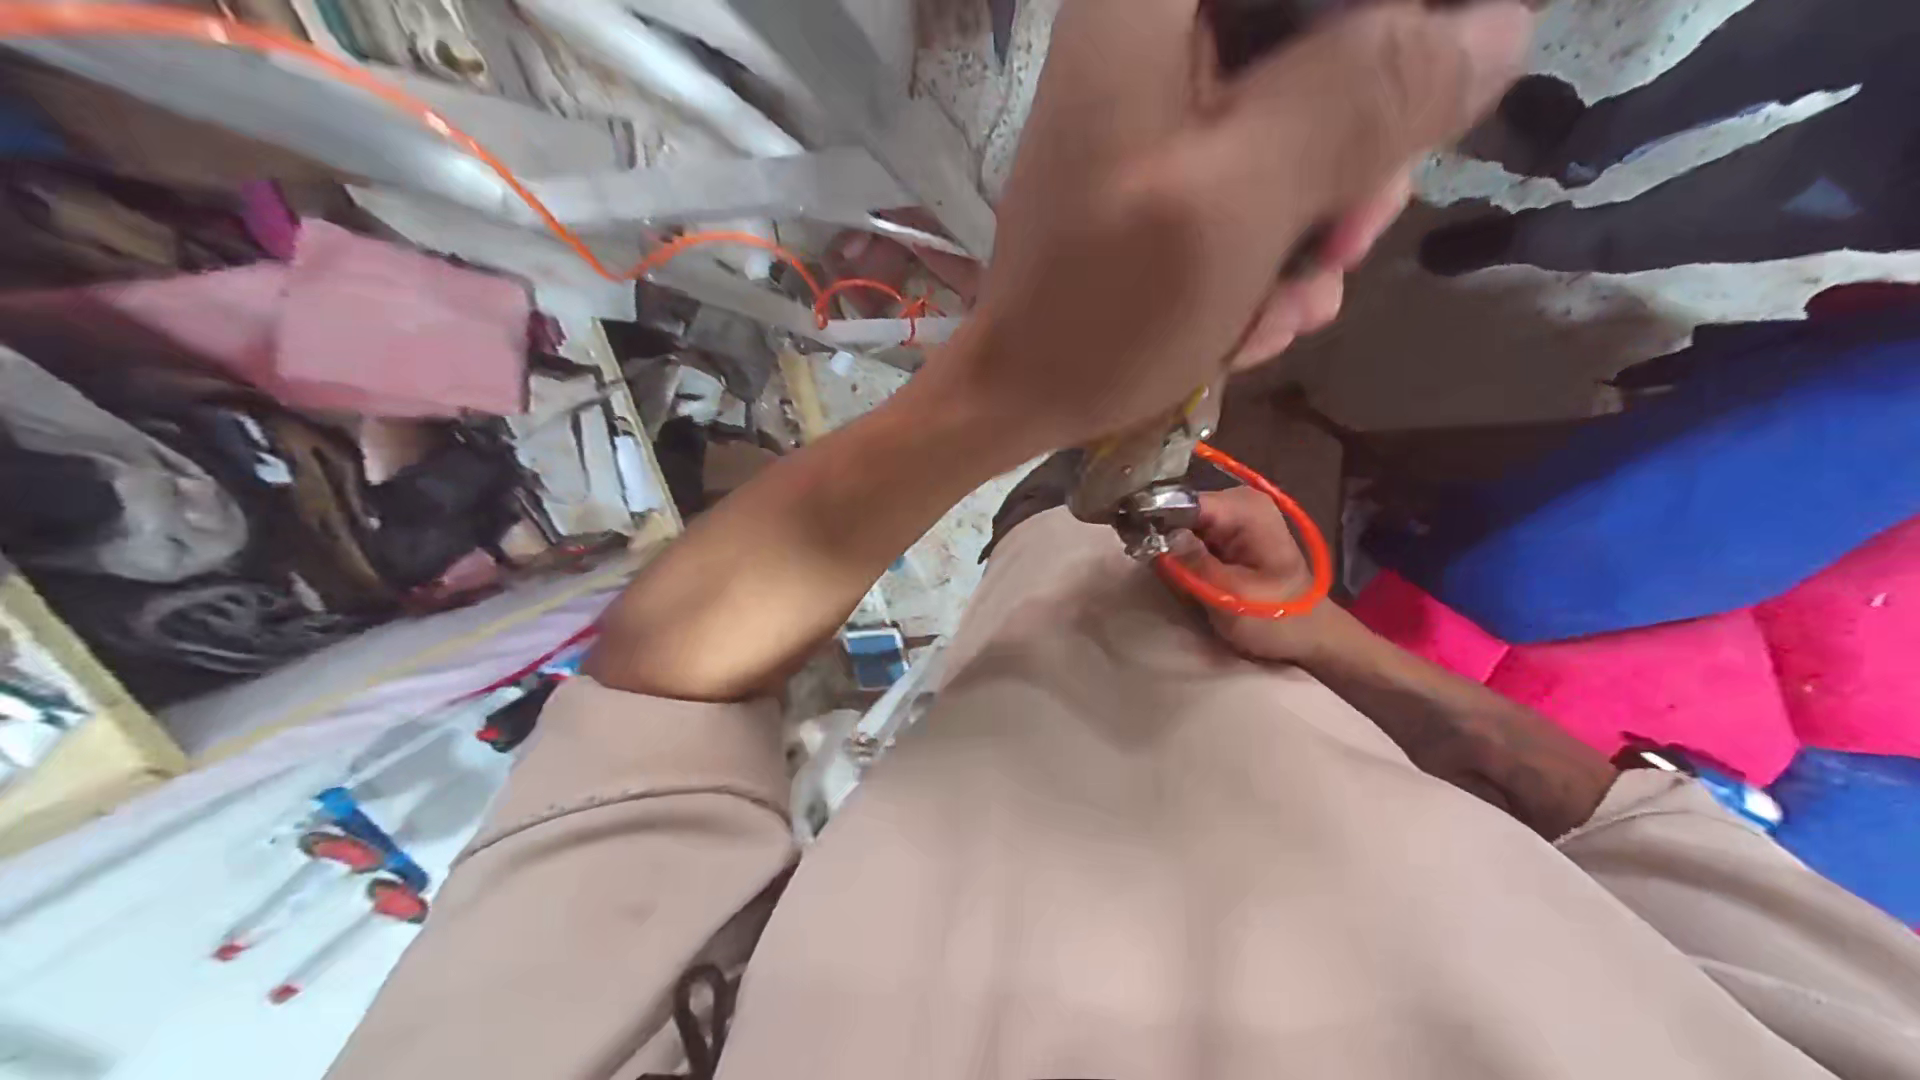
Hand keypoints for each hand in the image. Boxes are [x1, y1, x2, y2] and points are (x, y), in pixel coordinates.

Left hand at [923, 0, 1530, 453]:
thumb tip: (1495, 29)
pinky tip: (1257, 319)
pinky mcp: (1161, 178)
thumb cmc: (1107, 309)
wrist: (1022, 398)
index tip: (1401, 116)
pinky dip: (1268, 252)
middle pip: (1320, 40)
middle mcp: (1153, 36)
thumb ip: (1365, 95)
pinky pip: (1253, 183)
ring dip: (1315, 224)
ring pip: (1296, 122)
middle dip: (1353, 152)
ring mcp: (1157, 116)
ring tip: (1289, 307)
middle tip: (1348, 239)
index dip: (1386, 33)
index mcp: (1151, 4)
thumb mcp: (1240, 201)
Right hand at [1169, 487, 1353, 663]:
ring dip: (1168, 553)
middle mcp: (1236, 502)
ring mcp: (1231, 517)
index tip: (1133, 546)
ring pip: (1176, 526)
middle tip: (1157, 573)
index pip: (1180, 502)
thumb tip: (1153, 534)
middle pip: (1175, 512)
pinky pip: (1187, 537)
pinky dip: (1179, 557)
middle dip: (1161, 540)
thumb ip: (1192, 563)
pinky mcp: (1224, 534)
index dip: (1154, 522)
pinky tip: (1179, 576)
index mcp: (1244, 508)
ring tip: (1169, 579)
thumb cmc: (1277, 620)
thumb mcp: (1231, 596)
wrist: (1309, 638)